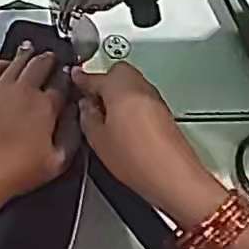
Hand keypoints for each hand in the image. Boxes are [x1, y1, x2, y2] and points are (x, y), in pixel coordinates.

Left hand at [0, 44, 78, 207]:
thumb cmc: (14, 170)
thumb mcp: (57, 161)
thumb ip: (72, 135)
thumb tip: (77, 119)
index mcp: (46, 106)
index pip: (63, 82)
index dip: (68, 77)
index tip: (70, 76)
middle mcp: (24, 92)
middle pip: (41, 64)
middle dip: (49, 59)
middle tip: (53, 58)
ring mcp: (2, 89)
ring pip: (17, 60)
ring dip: (26, 53)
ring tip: (30, 49)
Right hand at [73, 63, 227, 227]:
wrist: (173, 176)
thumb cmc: (140, 160)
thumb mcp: (98, 140)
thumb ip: (87, 117)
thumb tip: (85, 108)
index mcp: (119, 87)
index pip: (94, 76)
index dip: (81, 79)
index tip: (75, 79)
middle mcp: (140, 87)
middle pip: (118, 72)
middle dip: (104, 82)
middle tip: (91, 100)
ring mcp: (155, 98)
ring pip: (132, 84)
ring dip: (118, 94)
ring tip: (106, 117)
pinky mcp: (164, 112)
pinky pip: (142, 99)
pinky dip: (131, 105)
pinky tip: (124, 126)